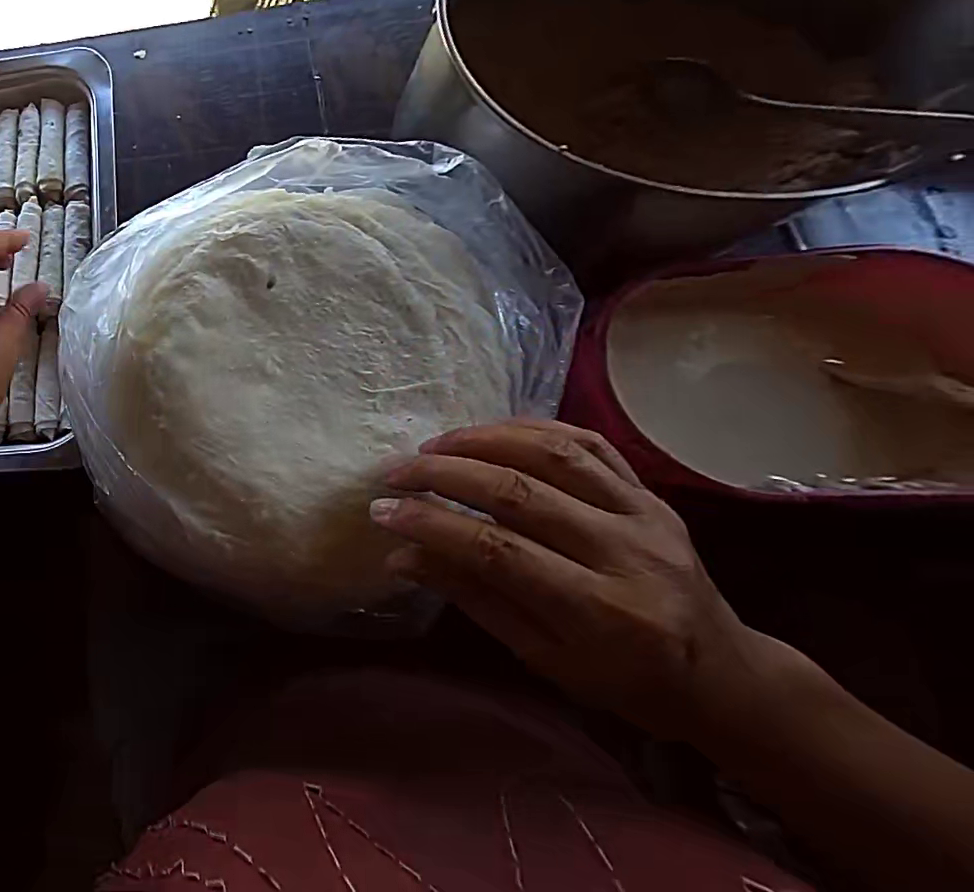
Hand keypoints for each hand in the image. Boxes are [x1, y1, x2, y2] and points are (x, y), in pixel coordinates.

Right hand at [370, 418, 775, 737]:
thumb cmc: (622, 678)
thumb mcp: (540, 655)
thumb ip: (472, 597)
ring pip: (553, 455)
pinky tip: (488, 433)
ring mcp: (646, 516)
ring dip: (481, 441)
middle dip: (443, 475)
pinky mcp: (652, 494)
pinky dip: (530, 428)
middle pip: (519, 493)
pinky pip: (589, 444)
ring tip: (433, 445)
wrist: (724, 674)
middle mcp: (627, 554)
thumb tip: (400, 555)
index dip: (432, 526)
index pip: (498, 552)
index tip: (382, 512)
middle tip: (395, 473)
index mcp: (600, 611)